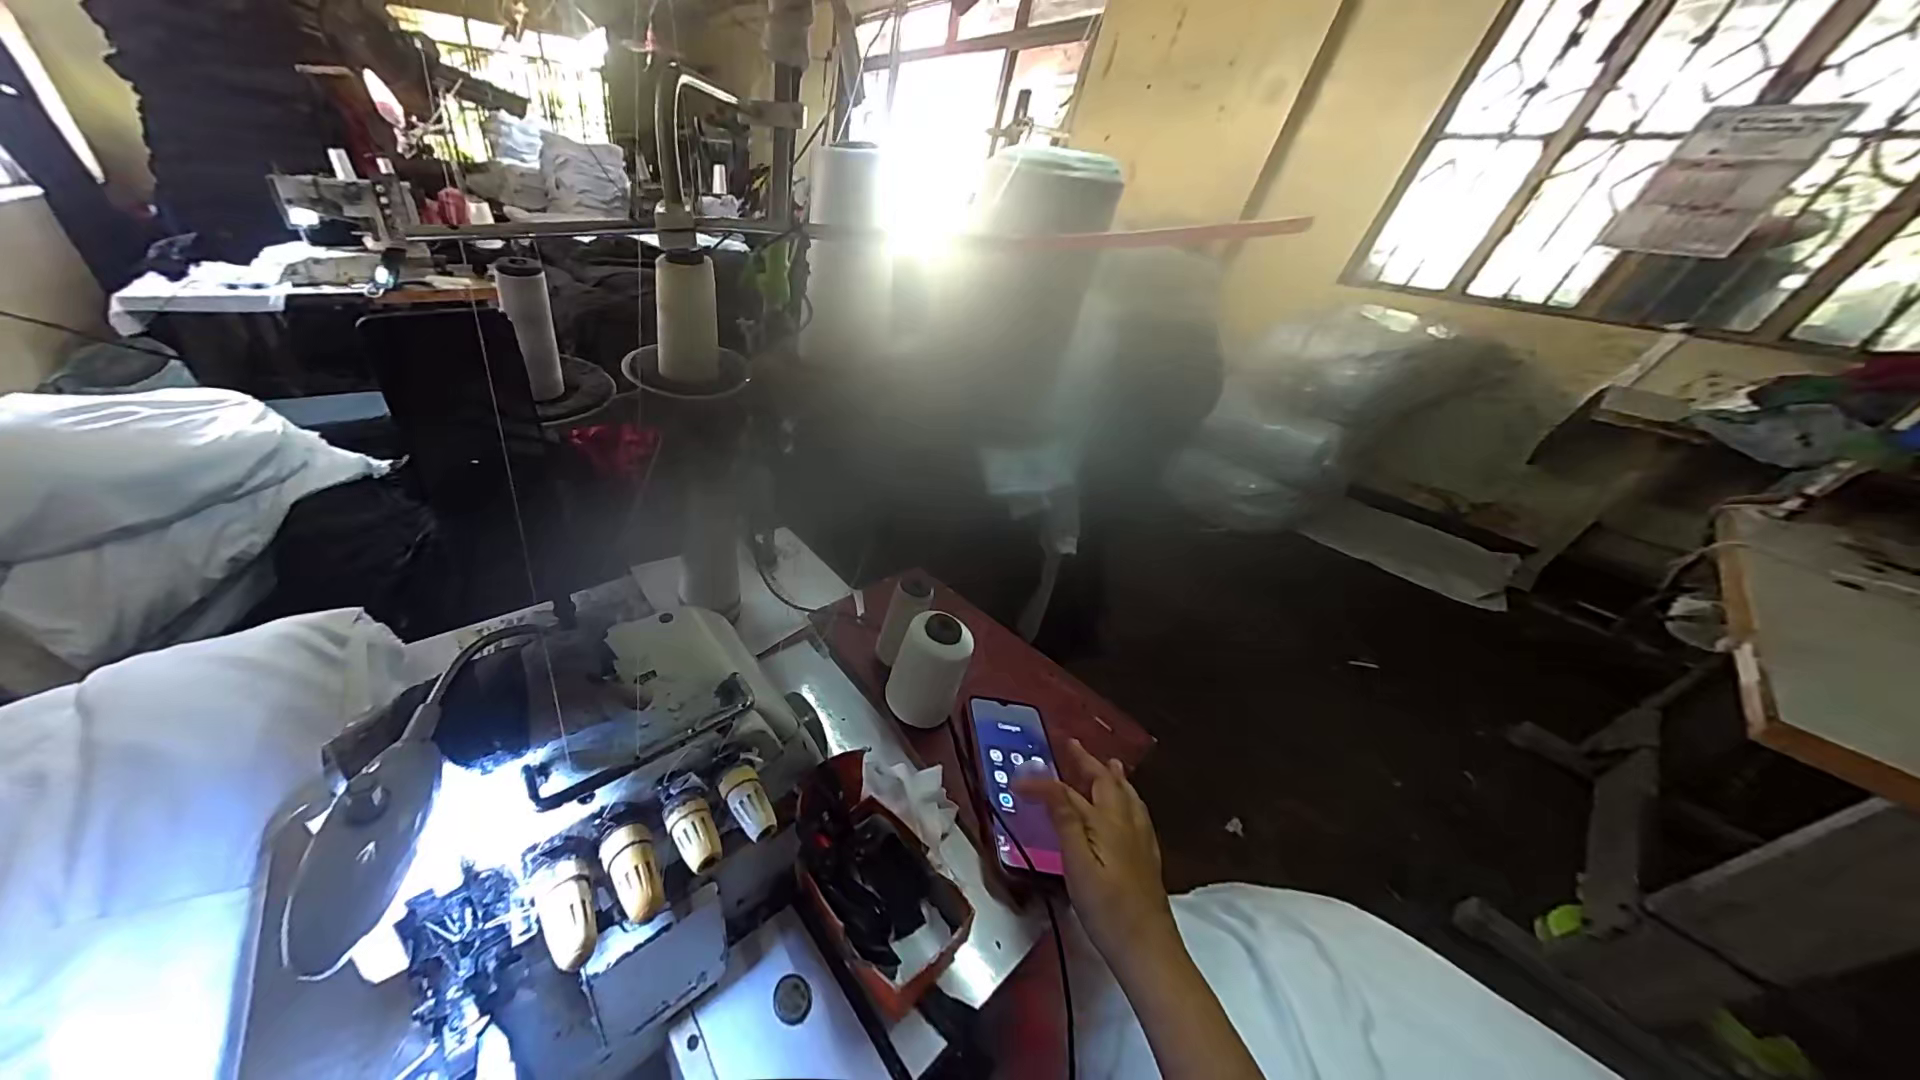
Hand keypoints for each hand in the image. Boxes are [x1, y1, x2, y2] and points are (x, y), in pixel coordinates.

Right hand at [1012, 738, 1178, 976]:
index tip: (1017, 781)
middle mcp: (1125, 822)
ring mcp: (1140, 838)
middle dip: (1086, 762)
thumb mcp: (1078, 866)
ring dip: (1111, 775)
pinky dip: (1127, 796)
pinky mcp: (1148, 856)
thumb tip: (1050, 785)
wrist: (1149, 949)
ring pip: (1126, 795)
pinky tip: (1129, 806)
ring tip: (1107, 763)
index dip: (1042, 783)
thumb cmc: (1107, 909)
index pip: (1067, 793)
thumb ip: (1065, 822)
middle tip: (1071, 745)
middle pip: (1105, 783)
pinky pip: (1137, 811)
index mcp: (1105, 822)